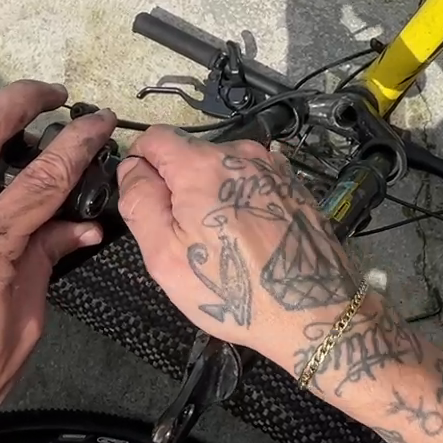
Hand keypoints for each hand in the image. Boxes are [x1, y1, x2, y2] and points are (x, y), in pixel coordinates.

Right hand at [115, 127, 363, 374]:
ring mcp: (271, 165)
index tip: (143, 198)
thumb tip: (131, 166)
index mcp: (203, 163)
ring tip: (222, 241)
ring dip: (212, 193)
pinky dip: (240, 199)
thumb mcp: (165, 254)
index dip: (140, 164)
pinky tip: (249, 235)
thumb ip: (140, 200)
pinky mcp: (292, 182)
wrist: (311, 305)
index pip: (155, 137)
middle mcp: (240, 152)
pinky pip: (250, 180)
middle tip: (185, 237)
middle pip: (190, 154)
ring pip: (222, 168)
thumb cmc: (232, 288)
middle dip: (178, 186)